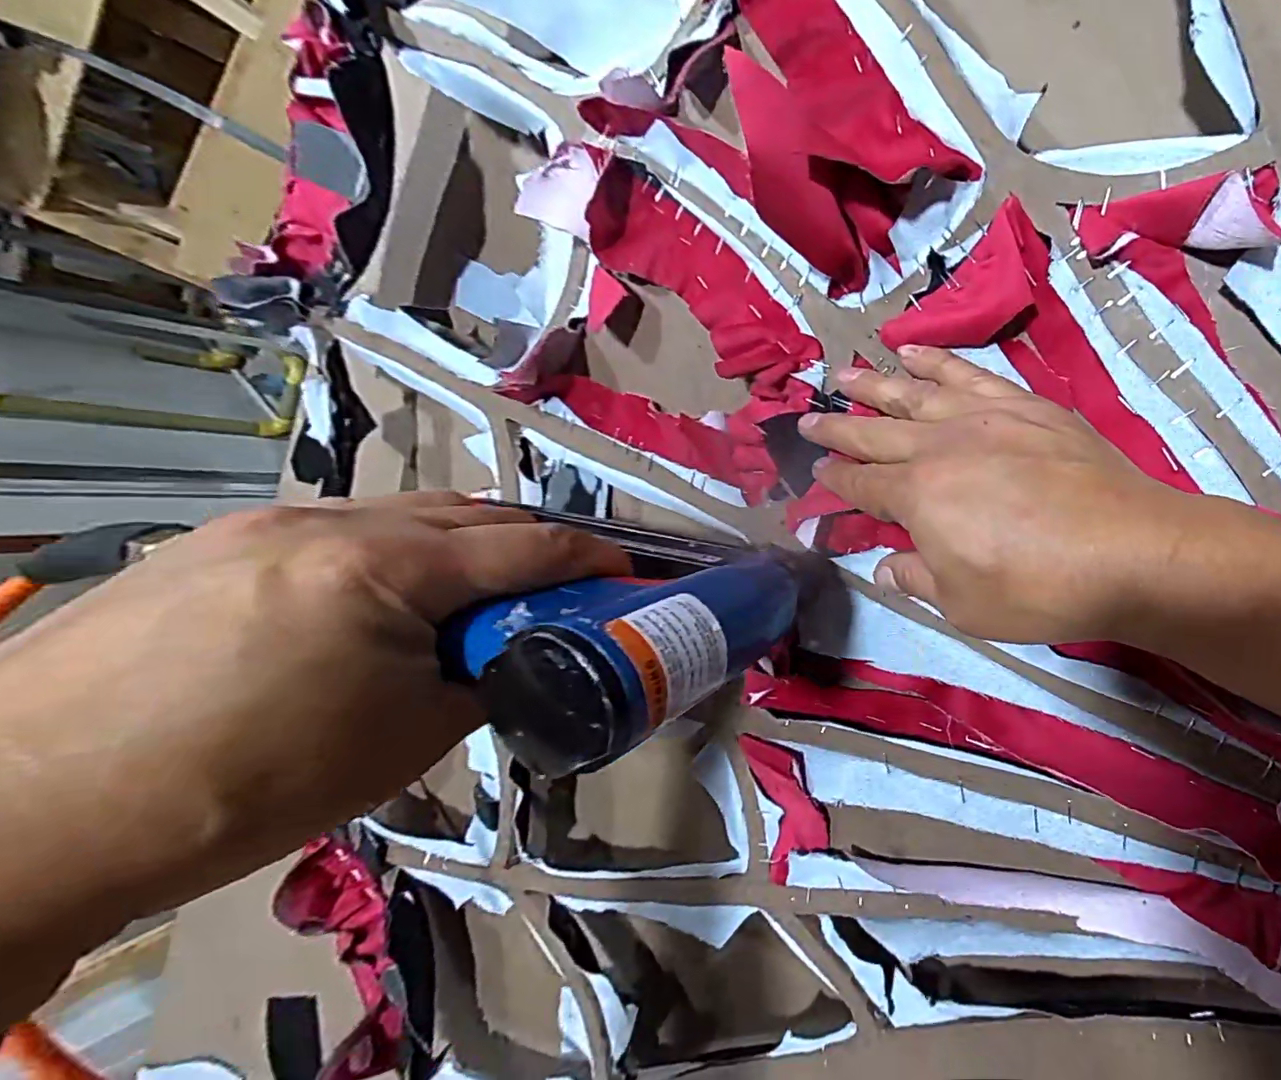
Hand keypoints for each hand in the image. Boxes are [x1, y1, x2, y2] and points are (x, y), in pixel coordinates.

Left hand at [0, 493, 627, 955]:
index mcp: (386, 569)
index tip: (629, 570)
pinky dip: (395, 553)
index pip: (526, 547)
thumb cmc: (247, 786)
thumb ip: (485, 676)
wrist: (18, 822)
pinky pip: (340, 531)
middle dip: (532, 542)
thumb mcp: (411, 737)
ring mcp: (259, 526)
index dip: (591, 556)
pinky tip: (388, 599)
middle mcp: (327, 524)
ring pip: (401, 515)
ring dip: (461, 544)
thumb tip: (514, 656)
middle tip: (565, 581)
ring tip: (482, 589)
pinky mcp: (209, 545)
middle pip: (469, 513)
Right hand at [798, 346, 1206, 642]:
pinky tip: (915, 352)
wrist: (1128, 549)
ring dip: (874, 383)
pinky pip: (970, 373)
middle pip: (877, 433)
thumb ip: (918, 579)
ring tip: (843, 373)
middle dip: (838, 428)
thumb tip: (885, 566)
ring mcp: (985, 417)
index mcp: (919, 498)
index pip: (863, 486)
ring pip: (916, 392)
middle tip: (807, 419)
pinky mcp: (1026, 405)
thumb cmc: (1040, 589)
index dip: (835, 483)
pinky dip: (937, 360)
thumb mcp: (965, 605)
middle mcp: (941, 446)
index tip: (816, 474)